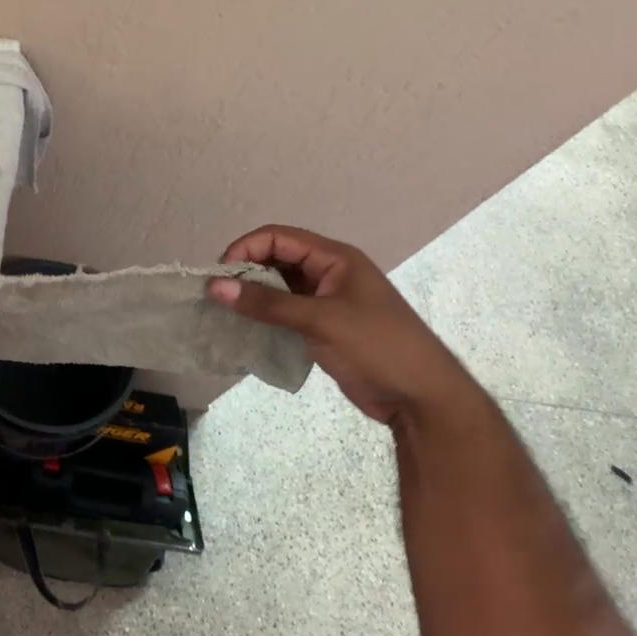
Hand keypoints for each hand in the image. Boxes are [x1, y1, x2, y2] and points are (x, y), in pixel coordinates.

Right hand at [207, 225, 477, 425]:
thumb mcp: (320, 321)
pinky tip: (247, 328)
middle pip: (277, 258)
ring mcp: (327, 301)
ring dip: (253, 294)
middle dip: (246, 271)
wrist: (422, 398)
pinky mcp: (324, 326)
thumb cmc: (377, 347)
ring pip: (279, 286)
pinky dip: (265, 315)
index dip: (245, 249)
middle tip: (218, 295)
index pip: (278, 237)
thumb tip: (214, 286)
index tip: (219, 275)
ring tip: (226, 311)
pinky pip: (286, 310)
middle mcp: (329, 273)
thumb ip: (267, 303)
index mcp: (335, 258)